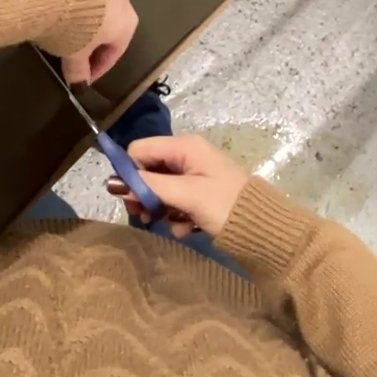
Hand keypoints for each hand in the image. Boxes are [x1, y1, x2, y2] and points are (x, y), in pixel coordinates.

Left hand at [59, 0, 136, 84]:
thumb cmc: (75, 26)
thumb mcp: (74, 53)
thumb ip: (78, 71)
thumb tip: (78, 86)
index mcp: (128, 24)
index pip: (115, 52)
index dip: (98, 68)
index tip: (84, 78)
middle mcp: (124, 0)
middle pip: (109, 28)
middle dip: (93, 44)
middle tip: (74, 56)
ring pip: (99, 7)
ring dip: (86, 22)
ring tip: (66, 31)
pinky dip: (78, 2)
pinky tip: (63, 8)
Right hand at [105, 134, 249, 237]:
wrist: (265, 230)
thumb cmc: (225, 206)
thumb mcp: (185, 195)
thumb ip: (148, 186)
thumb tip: (112, 182)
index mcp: (184, 146)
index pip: (140, 149)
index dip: (130, 172)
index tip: (129, 198)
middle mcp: (187, 155)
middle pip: (148, 169)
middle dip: (144, 194)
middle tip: (144, 216)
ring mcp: (194, 174)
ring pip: (160, 188)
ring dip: (161, 208)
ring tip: (169, 224)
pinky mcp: (200, 193)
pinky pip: (176, 200)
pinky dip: (177, 215)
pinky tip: (188, 228)